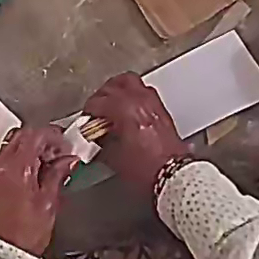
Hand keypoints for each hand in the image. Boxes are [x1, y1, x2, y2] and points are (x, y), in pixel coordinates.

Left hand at [0, 127, 76, 255]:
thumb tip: (68, 161)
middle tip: (61, 151)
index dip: (54, 135)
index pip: (35, 135)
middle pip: (22, 135)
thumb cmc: (24, 233)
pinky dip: (24, 158)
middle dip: (43, 138)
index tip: (66, 143)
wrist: (3, 253)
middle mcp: (2, 166)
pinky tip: (38, 172)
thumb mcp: (49, 201)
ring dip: (33, 147)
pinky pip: (9, 158)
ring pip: (15, 144)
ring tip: (52, 162)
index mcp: (16, 168)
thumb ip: (58, 174)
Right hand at [83, 74, 186, 198]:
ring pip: (131, 82)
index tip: (86, 118)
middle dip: (101, 96)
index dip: (89, 110)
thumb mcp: (114, 158)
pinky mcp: (161, 110)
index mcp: (126, 110)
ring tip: (110, 103)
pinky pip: (143, 92)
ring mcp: (153, 104)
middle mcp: (141, 102)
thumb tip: (96, 137)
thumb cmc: (148, 170)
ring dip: (118, 89)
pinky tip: (127, 109)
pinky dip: (132, 95)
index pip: (99, 101)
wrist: (172, 176)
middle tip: (95, 109)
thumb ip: (101, 141)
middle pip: (114, 85)